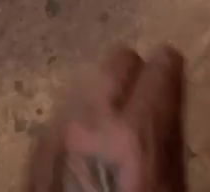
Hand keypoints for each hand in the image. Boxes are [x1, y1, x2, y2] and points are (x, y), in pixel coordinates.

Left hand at [27, 46, 186, 191]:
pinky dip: (79, 120)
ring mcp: (56, 132)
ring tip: (115, 129)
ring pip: (87, 82)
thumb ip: (170, 145)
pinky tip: (89, 149)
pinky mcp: (34, 151)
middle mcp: (91, 121)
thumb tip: (168, 109)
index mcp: (137, 135)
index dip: (171, 71)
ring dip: (104, 97)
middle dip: (136, 74)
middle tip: (147, 100)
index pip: (161, 66)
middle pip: (118, 59)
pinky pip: (63, 112)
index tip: (174, 79)